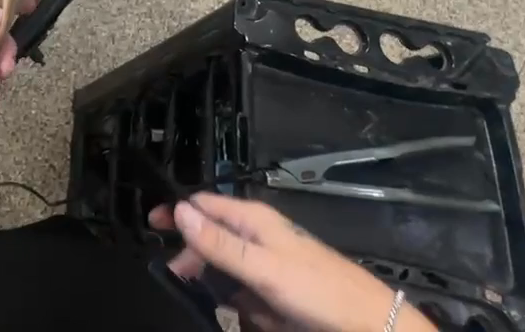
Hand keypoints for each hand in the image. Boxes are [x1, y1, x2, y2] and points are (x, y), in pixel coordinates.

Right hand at [152, 195, 429, 331]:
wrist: (373, 328)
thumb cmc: (317, 292)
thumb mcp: (262, 269)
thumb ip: (219, 243)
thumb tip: (179, 209)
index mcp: (252, 219)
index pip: (203, 204)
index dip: (177, 212)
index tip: (150, 225)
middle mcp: (259, 235)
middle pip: (212, 238)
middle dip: (196, 259)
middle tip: (180, 281)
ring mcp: (271, 263)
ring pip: (229, 269)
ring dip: (222, 287)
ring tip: (229, 308)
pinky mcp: (281, 290)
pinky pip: (249, 293)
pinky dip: (246, 306)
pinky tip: (255, 320)